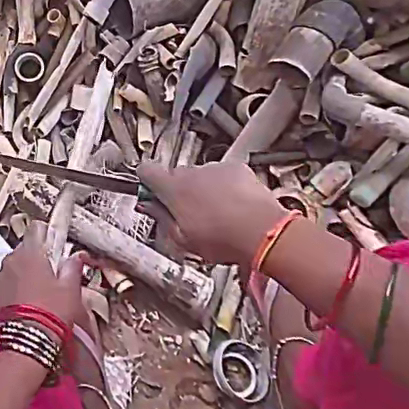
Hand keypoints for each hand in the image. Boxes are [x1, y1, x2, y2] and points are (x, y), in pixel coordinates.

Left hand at [0, 237, 86, 331]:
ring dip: (26, 273)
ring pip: (16, 266)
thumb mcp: (70, 290)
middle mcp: (11, 259)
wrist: (25, 343)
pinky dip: (16, 287)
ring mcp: (0, 277)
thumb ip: (72, 268)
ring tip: (40, 292)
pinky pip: (7, 282)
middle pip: (26, 249)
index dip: (48, 234)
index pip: (37, 228)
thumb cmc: (52, 312)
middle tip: (53, 275)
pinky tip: (27, 303)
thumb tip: (75, 257)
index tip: (57, 247)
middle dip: (38, 257)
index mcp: (30, 252)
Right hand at [136, 161, 291, 267]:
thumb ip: (161, 218)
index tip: (151, 195)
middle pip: (176, 176)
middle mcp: (191, 172)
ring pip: (201, 176)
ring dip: (204, 191)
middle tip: (187, 216)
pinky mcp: (236, 168)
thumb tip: (149, 208)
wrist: (262, 231)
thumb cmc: (224, 239)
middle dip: (179, 192)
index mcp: (172, 188)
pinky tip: (232, 208)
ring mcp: (214, 168)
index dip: (146, 182)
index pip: (146, 171)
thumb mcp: (182, 239)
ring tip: (215, 216)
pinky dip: (225, 187)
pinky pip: (223, 175)